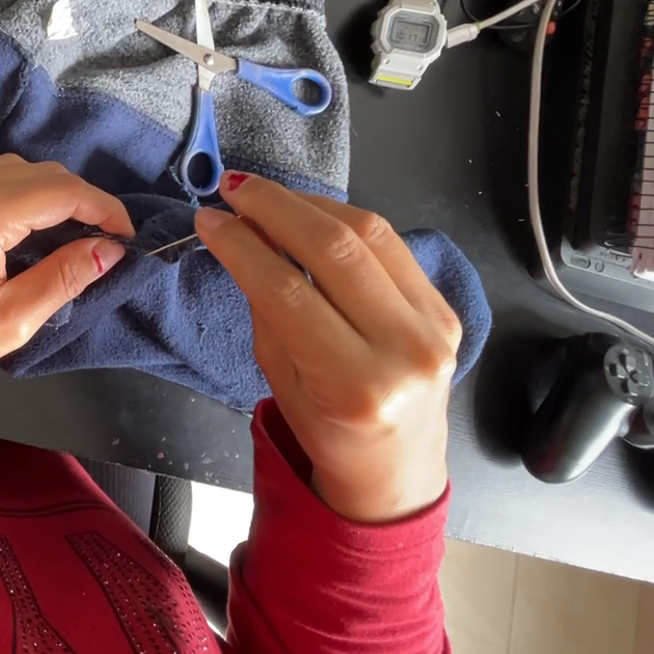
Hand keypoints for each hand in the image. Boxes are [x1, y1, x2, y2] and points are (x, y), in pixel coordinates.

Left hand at [0, 154, 134, 411]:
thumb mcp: (8, 322)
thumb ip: (63, 278)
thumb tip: (110, 249)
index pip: (65, 191)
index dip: (106, 210)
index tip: (126, 239)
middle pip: (44, 173)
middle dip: (82, 201)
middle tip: (100, 242)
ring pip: (16, 167)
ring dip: (49, 192)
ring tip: (66, 234)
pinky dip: (14, 186)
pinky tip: (19, 218)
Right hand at [195, 172, 459, 522]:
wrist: (396, 466)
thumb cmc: (323, 430)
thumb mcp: (277, 375)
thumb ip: (266, 304)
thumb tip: (243, 235)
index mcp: (352, 384)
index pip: (286, 291)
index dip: (241, 245)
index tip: (208, 218)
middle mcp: (403, 349)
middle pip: (335, 249)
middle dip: (274, 206)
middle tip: (232, 188)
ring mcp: (434, 324)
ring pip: (368, 233)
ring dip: (307, 203)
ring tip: (262, 194)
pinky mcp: (445, 305)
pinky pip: (389, 243)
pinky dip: (341, 218)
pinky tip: (306, 212)